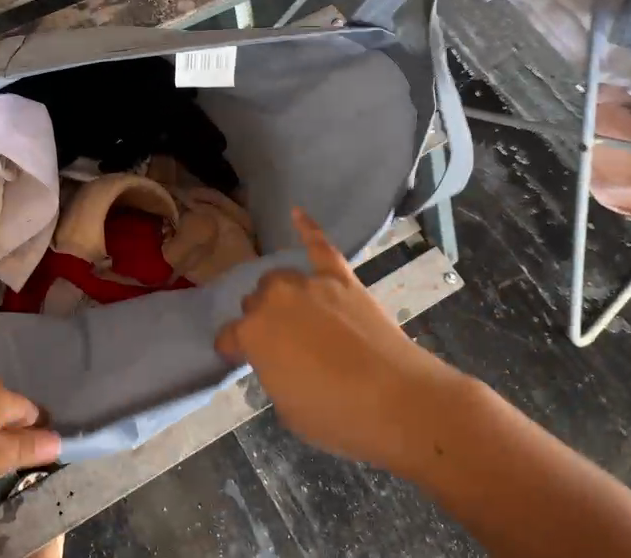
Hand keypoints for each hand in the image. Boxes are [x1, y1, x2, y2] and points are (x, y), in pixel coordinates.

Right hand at [215, 209, 471, 474]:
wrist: (402, 404)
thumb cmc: (339, 417)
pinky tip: (297, 213)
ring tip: (297, 315)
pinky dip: (308, 229)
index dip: (234, 350)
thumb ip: (272, 374)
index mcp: (252, 334)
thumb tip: (278, 359)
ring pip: (279, 279)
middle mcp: (272, 301)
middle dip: (262, 321)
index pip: (228, 337)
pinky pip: (320, 247)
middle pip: (254, 302)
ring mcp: (309, 285)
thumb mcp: (288, 409)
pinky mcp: (342, 280)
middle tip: (284, 345)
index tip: (242, 359)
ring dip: (281, 295)